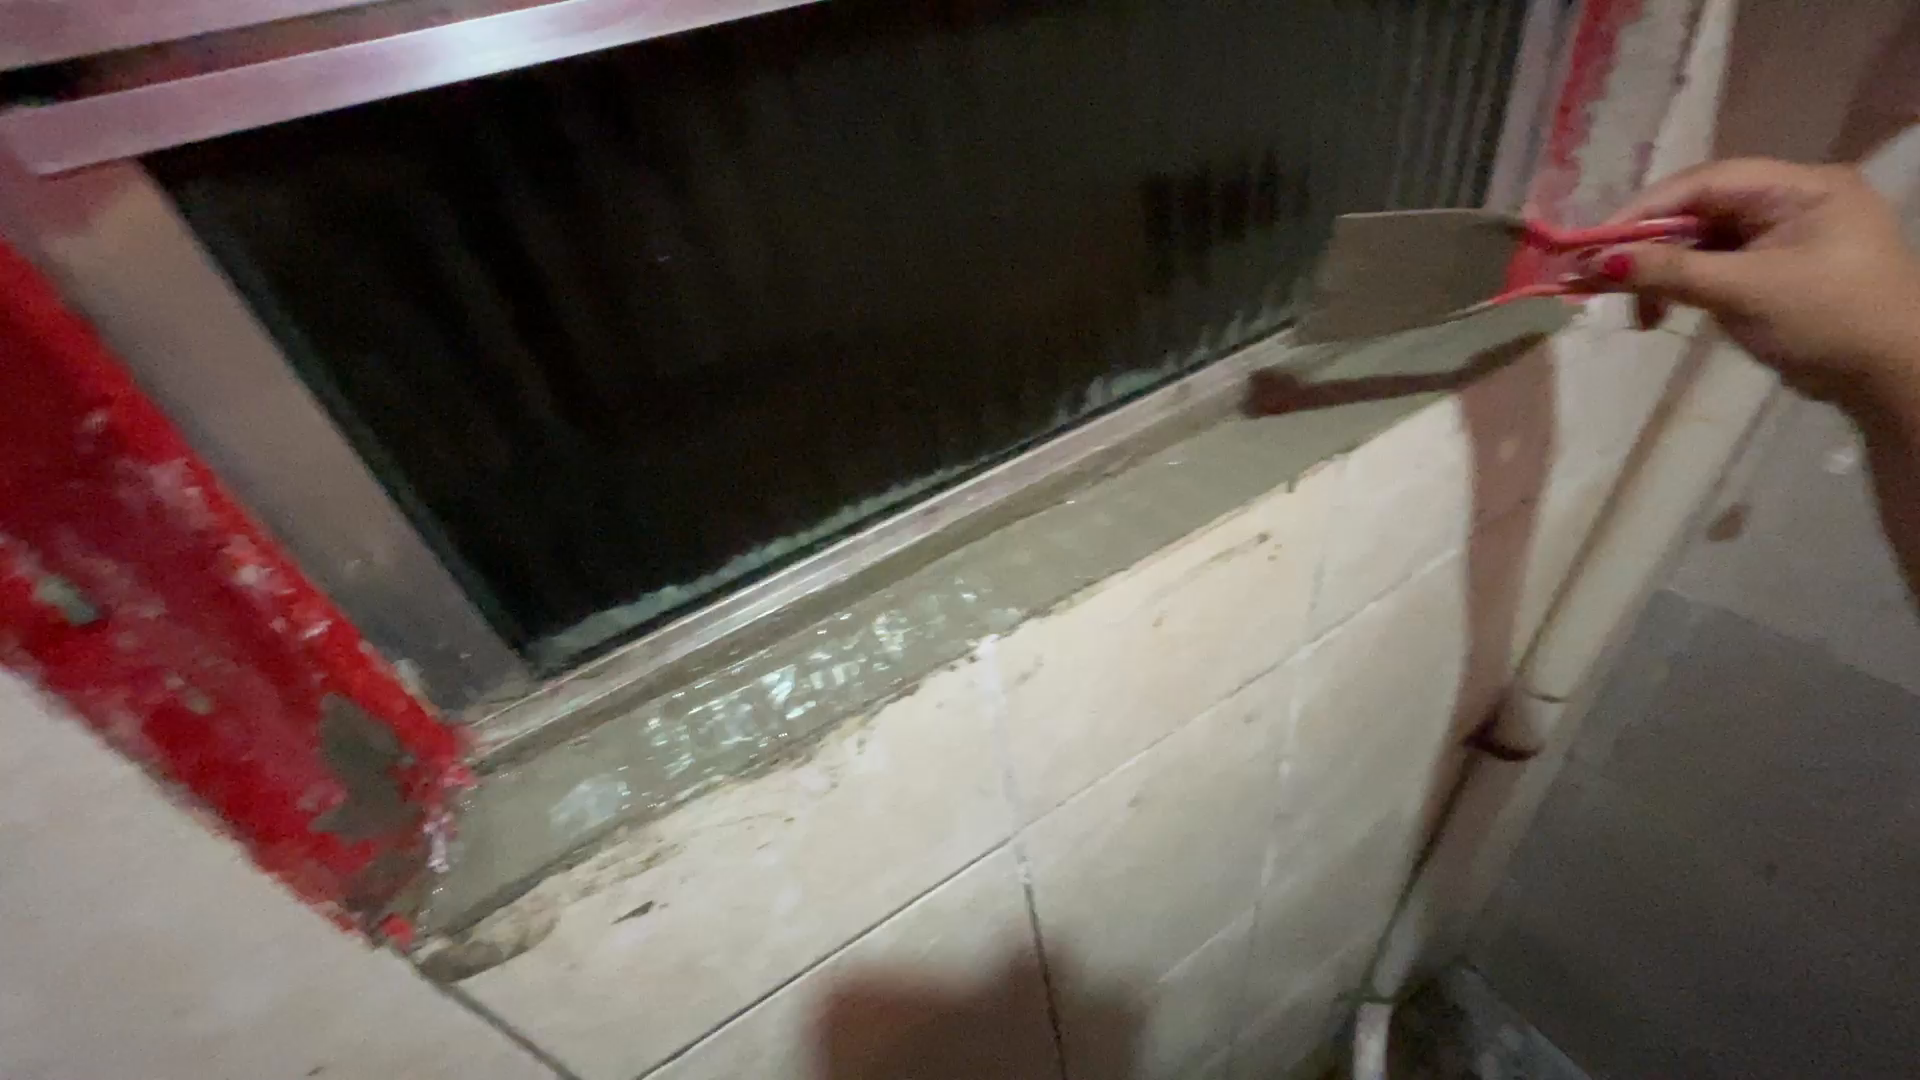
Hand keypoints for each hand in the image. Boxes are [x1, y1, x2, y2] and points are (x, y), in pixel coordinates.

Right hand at [1589, 158, 1919, 408]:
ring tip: (1630, 308)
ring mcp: (1775, 235)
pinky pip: (1701, 266)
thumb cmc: (1826, 319)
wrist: (1885, 372)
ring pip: (1691, 241)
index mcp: (1801, 188)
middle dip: (1640, 245)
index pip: (1704, 183)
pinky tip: (1656, 314)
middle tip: (1591, 275)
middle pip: (1693, 211)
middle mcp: (1788, 201)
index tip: (1590, 244)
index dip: (1642, 210)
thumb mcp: (1741, 291)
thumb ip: (1668, 271)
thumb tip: (1593, 262)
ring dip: (1652, 273)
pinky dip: (1671, 288)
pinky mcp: (1762, 267)